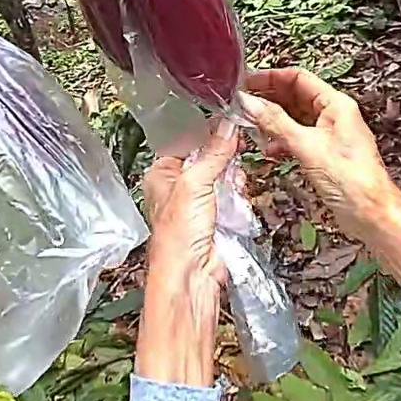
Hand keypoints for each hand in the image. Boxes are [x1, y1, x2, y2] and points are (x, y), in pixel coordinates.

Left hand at [138, 120, 238, 385]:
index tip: (230, 123)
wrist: (192, 277)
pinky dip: (239, 197)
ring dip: (233, 180)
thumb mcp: (195, 184)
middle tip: (234, 158)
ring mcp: (199, 200)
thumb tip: (227, 126)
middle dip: (225, 160)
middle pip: (210, 157)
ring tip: (233, 189)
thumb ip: (214, 153)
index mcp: (162, 173)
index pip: (188, 140)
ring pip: (225, 175)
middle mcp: (179, 185)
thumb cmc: (178, 236)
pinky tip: (238, 201)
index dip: (209, 132)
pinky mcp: (217, 215)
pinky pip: (233, 195)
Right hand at [240, 67, 400, 284]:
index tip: (248, 83)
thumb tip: (251, 103)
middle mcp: (334, 116)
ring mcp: (330, 135)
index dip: (271, 77)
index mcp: (337, 105)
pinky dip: (282, 141)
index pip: (299, 78)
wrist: (372, 214)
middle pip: (295, 96)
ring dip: (273, 121)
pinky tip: (270, 151)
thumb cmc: (353, 180)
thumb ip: (276, 122)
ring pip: (295, 118)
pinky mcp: (325, 154)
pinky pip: (298, 138)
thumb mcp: (307, 146)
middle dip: (269, 99)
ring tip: (252, 126)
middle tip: (244, 103)